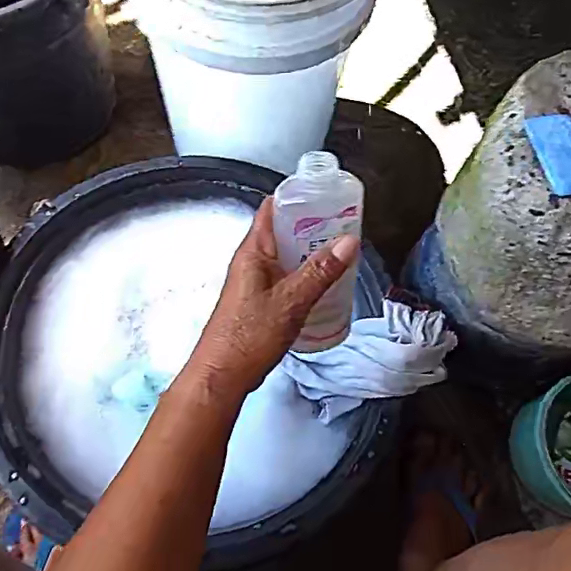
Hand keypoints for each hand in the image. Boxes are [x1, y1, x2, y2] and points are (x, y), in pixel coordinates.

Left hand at [182, 198, 357, 400]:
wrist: (222, 377)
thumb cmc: (248, 338)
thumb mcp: (291, 301)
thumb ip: (321, 271)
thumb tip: (349, 241)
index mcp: (253, 252)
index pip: (273, 209)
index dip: (298, 196)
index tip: (326, 194)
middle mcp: (252, 262)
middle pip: (285, 231)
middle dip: (314, 225)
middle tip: (345, 224)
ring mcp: (256, 282)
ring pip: (289, 256)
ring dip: (313, 252)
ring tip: (342, 251)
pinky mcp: (262, 301)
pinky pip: (289, 277)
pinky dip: (308, 274)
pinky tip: (326, 284)